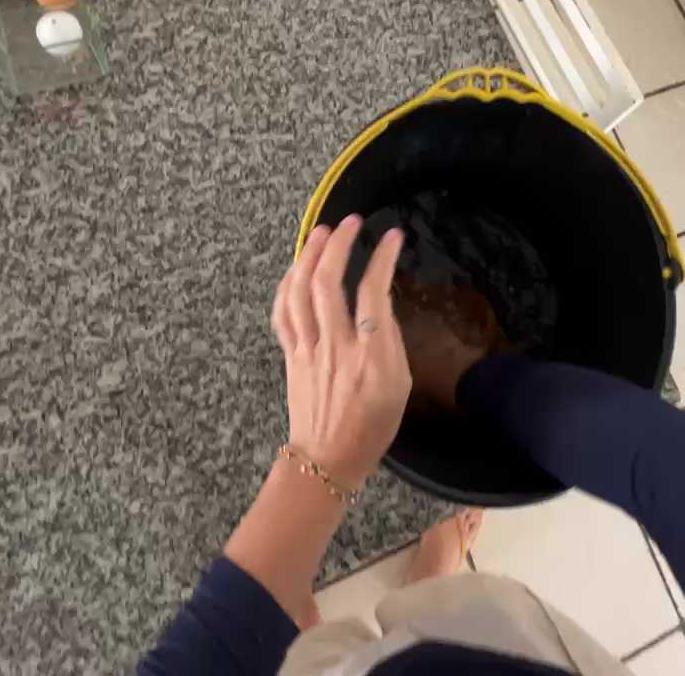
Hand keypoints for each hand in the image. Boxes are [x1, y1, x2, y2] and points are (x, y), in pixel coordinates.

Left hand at [271, 215, 409, 491]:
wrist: (327, 461)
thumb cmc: (372, 426)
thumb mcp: (401, 385)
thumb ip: (391, 342)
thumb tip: (380, 306)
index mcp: (371, 356)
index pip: (375, 293)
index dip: (382, 258)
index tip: (392, 236)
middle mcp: (336, 346)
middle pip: (328, 283)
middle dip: (338, 245)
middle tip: (351, 222)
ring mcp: (308, 349)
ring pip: (300, 293)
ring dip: (309, 256)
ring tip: (321, 232)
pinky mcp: (291, 355)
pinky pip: (283, 313)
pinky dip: (287, 284)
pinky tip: (296, 268)